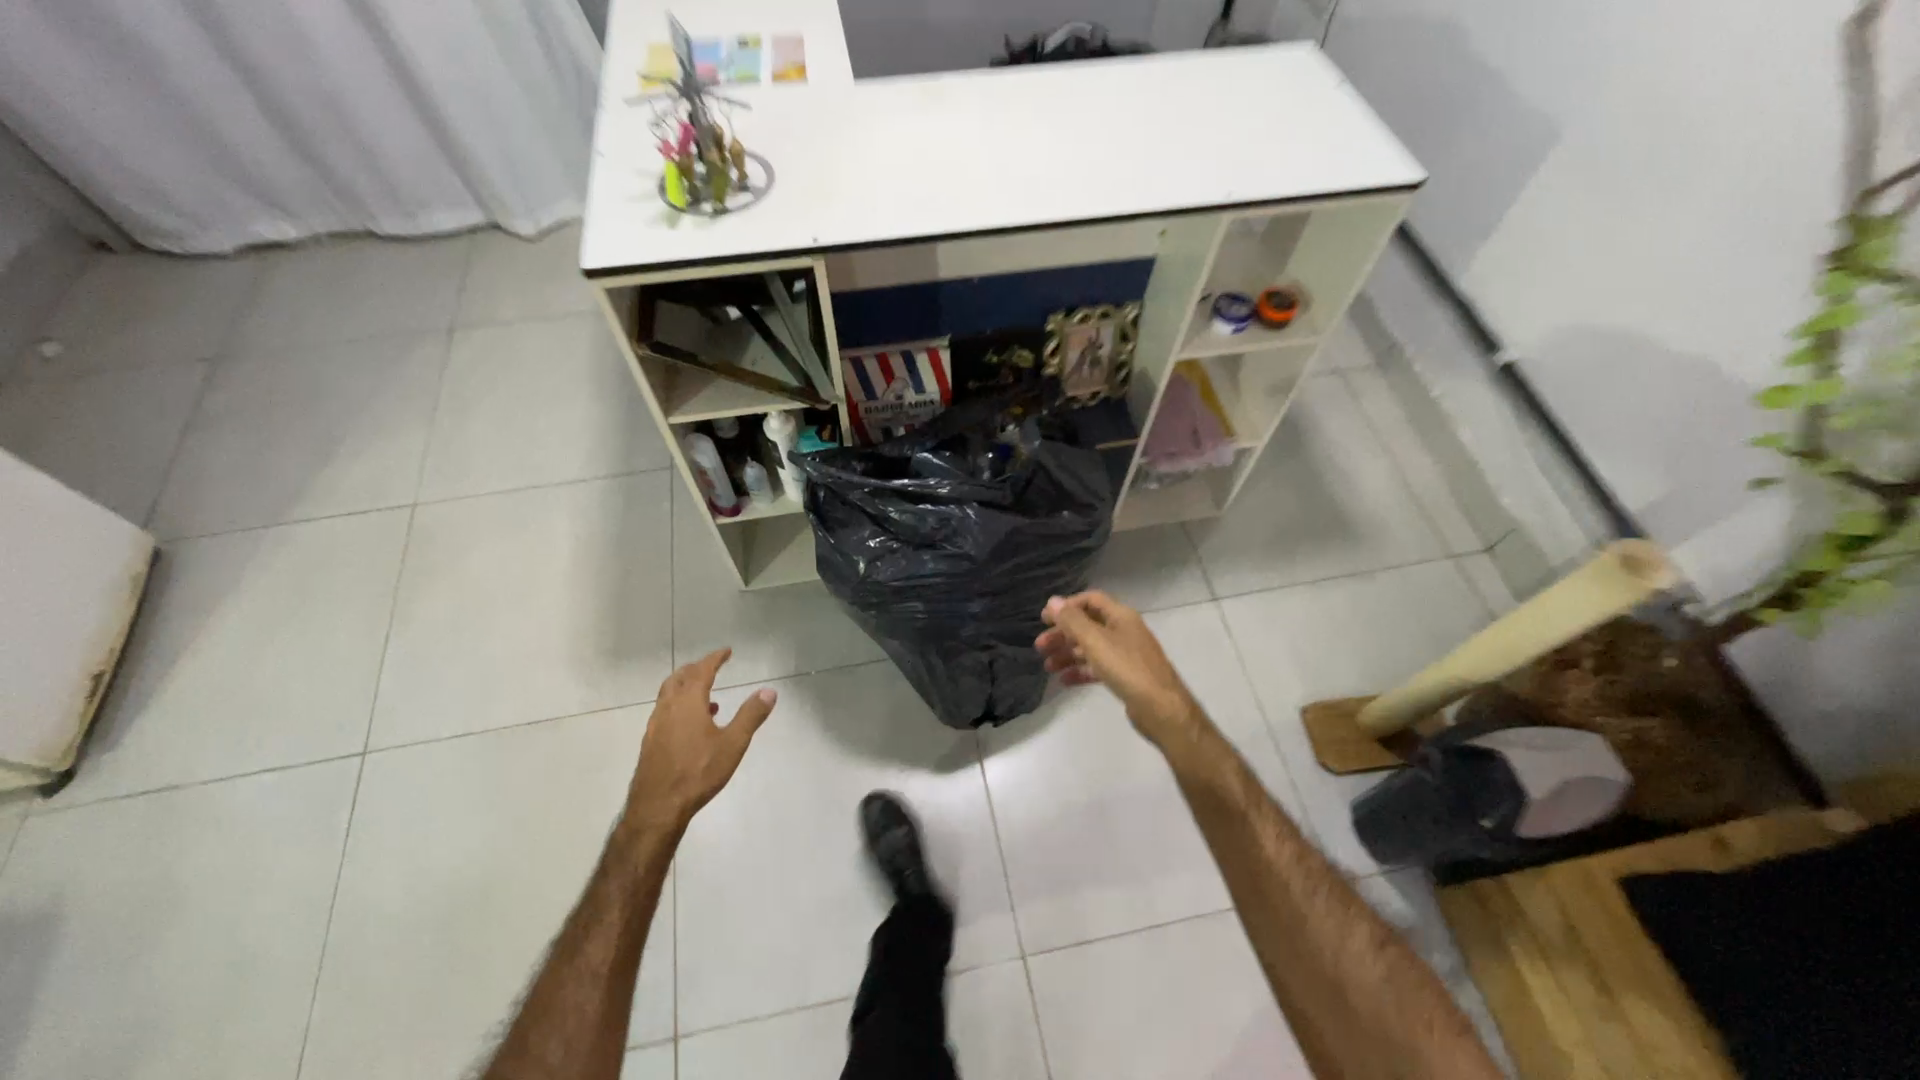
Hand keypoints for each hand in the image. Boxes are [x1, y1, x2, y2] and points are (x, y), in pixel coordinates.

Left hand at [626, 648, 776, 829]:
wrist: (658, 806)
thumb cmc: (699, 772)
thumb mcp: (733, 744)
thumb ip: (751, 715)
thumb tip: (769, 691)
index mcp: (688, 702)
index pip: (702, 670)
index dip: (715, 658)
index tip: (727, 652)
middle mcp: (668, 707)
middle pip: (680, 678)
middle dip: (697, 669)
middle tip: (713, 667)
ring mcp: (655, 725)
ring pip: (668, 694)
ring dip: (686, 687)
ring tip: (707, 697)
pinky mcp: (650, 741)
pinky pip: (665, 712)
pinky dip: (679, 706)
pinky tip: (691, 726)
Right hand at [1036, 591, 1201, 746]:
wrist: (1160, 707)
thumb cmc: (1127, 668)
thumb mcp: (1095, 641)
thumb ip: (1072, 621)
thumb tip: (1053, 601)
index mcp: (1120, 616)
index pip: (1090, 600)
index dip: (1067, 607)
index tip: (1044, 619)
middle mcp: (1124, 631)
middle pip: (1088, 626)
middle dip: (1063, 634)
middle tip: (1040, 647)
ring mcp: (1126, 654)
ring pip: (1091, 648)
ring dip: (1068, 654)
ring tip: (1048, 667)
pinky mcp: (1125, 676)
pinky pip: (1098, 668)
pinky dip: (1081, 671)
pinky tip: (1064, 681)